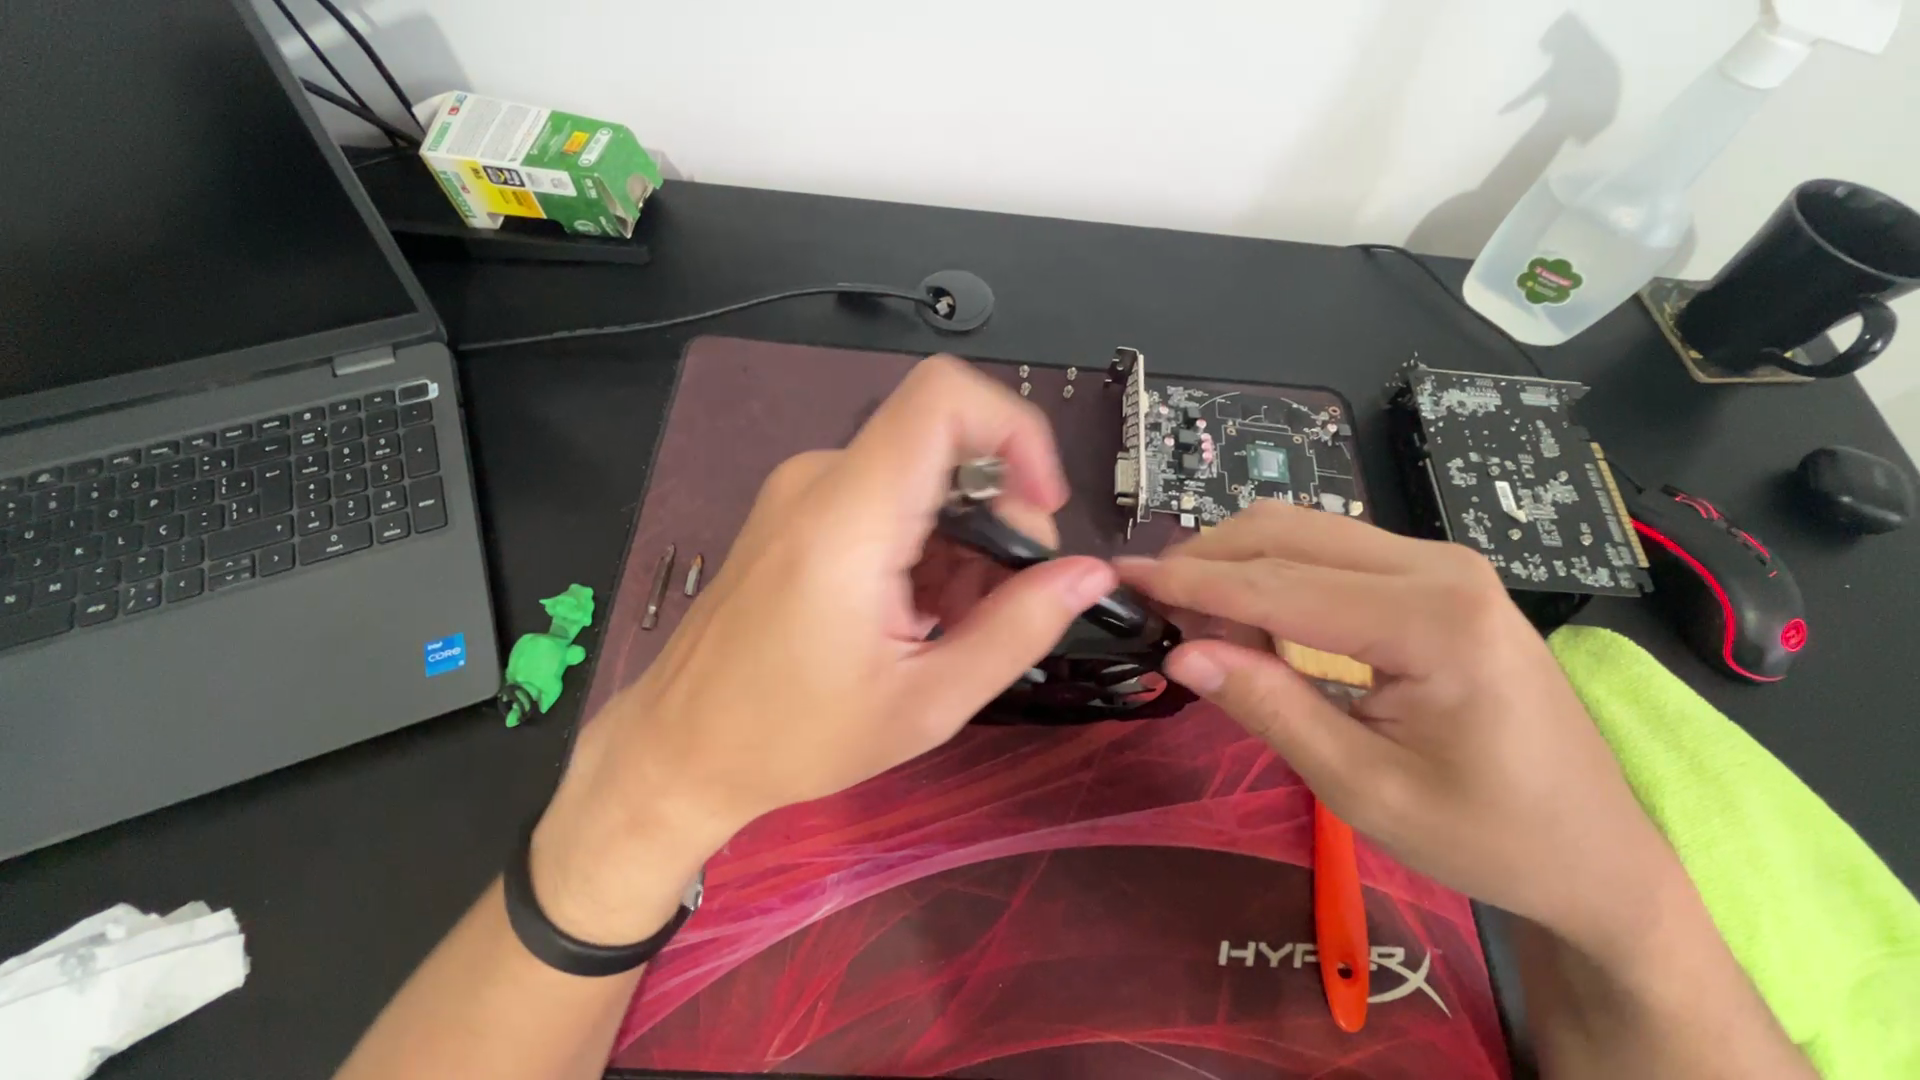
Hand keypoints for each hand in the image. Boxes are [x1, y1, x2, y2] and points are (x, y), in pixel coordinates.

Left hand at [530, 356, 1117, 941]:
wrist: (682, 751)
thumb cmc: (796, 737)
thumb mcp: (928, 702)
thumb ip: (1019, 629)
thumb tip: (1090, 574)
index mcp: (849, 518)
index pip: (944, 398)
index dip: (1016, 431)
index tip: (1043, 508)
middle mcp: (821, 480)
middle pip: (945, 445)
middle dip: (999, 515)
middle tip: (1006, 601)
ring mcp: (803, 492)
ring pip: (922, 477)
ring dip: (962, 541)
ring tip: (954, 624)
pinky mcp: (797, 511)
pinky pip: (886, 499)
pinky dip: (923, 546)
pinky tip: (918, 615)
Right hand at [1117, 502, 1685, 953]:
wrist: (1594, 851)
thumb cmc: (1486, 834)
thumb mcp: (1362, 789)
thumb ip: (1269, 708)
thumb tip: (1180, 654)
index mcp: (1430, 618)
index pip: (1277, 583)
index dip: (1189, 581)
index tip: (1120, 579)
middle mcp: (1438, 566)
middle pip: (1288, 531)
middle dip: (1206, 560)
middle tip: (1151, 609)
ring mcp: (1441, 565)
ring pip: (1306, 531)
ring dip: (1236, 563)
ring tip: (1191, 618)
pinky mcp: (1435, 580)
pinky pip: (1332, 554)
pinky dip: (1273, 573)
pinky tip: (1246, 616)